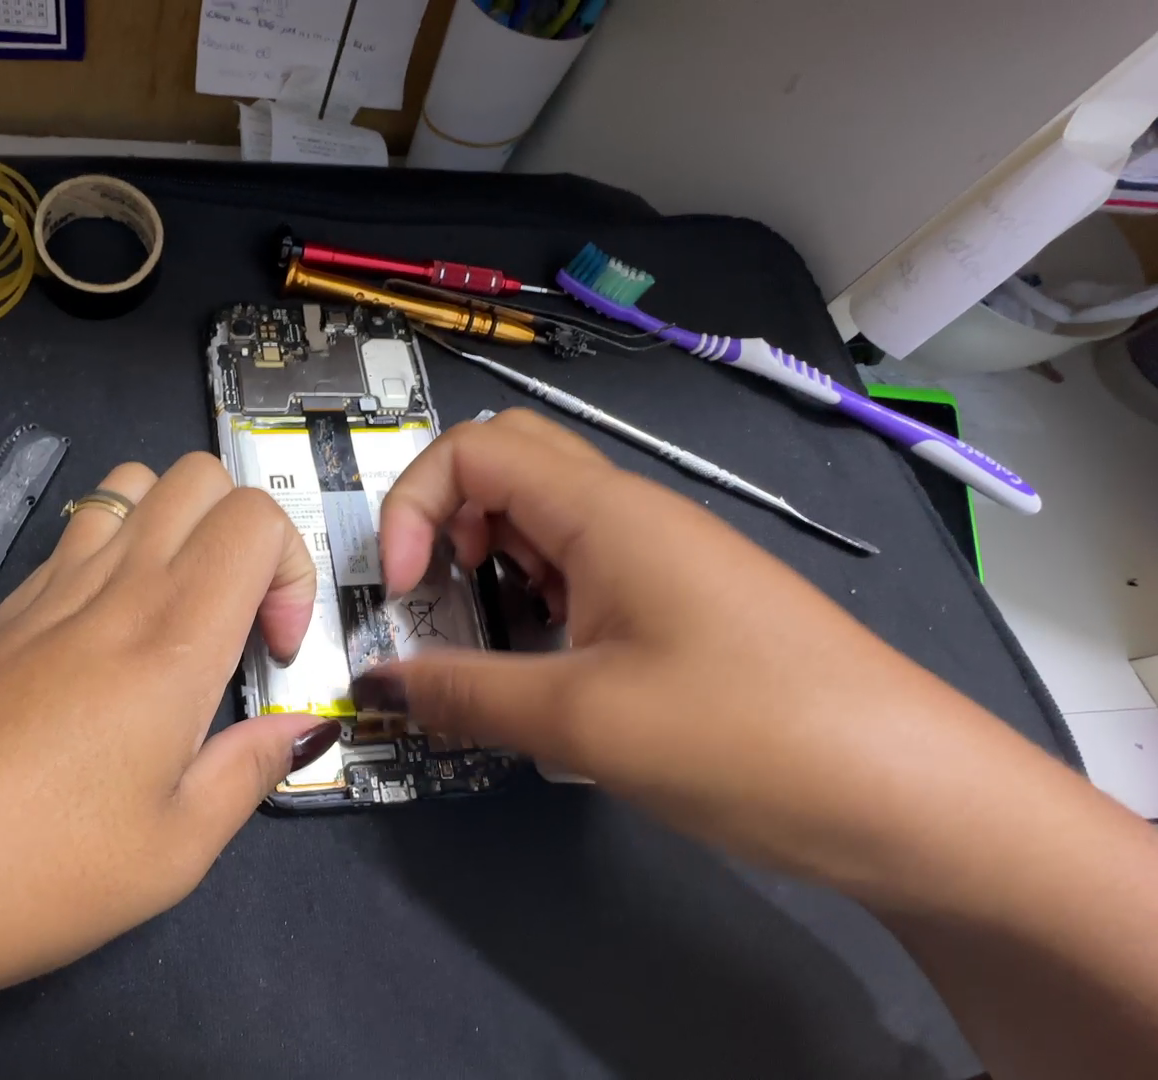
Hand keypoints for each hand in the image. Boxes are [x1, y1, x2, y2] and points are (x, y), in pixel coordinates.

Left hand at [0, 453, 336, 1079]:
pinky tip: (106, 638)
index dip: (292, 569)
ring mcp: (45, 589)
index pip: (255, 518)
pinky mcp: (1, 611)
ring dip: (176, 526)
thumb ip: (249, 772)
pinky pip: (75, 532)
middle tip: (237, 622)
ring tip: (176, 614)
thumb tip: (298, 729)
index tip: (276, 648)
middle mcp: (110, 590)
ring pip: (130, 484)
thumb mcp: (171, 853)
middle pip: (198, 475)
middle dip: (245, 531)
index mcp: (168, 641)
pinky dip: (117, 550)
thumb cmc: (30, 875)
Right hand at [362, 409, 1085, 899]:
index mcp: (605, 513)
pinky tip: (542, 663)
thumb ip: (464, 695)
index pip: (472, 450)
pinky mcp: (677, 604)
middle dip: (444, 517)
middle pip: (506, 465)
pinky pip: (578, 571)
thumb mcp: (584, 722)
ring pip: (540, 521)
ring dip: (486, 564)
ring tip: (484, 638)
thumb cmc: (751, 740)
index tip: (402, 588)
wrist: (928, 808)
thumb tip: (378, 684)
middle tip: (434, 591)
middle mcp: (629, 517)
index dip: (413, 504)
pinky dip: (531, 599)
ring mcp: (659, 560)